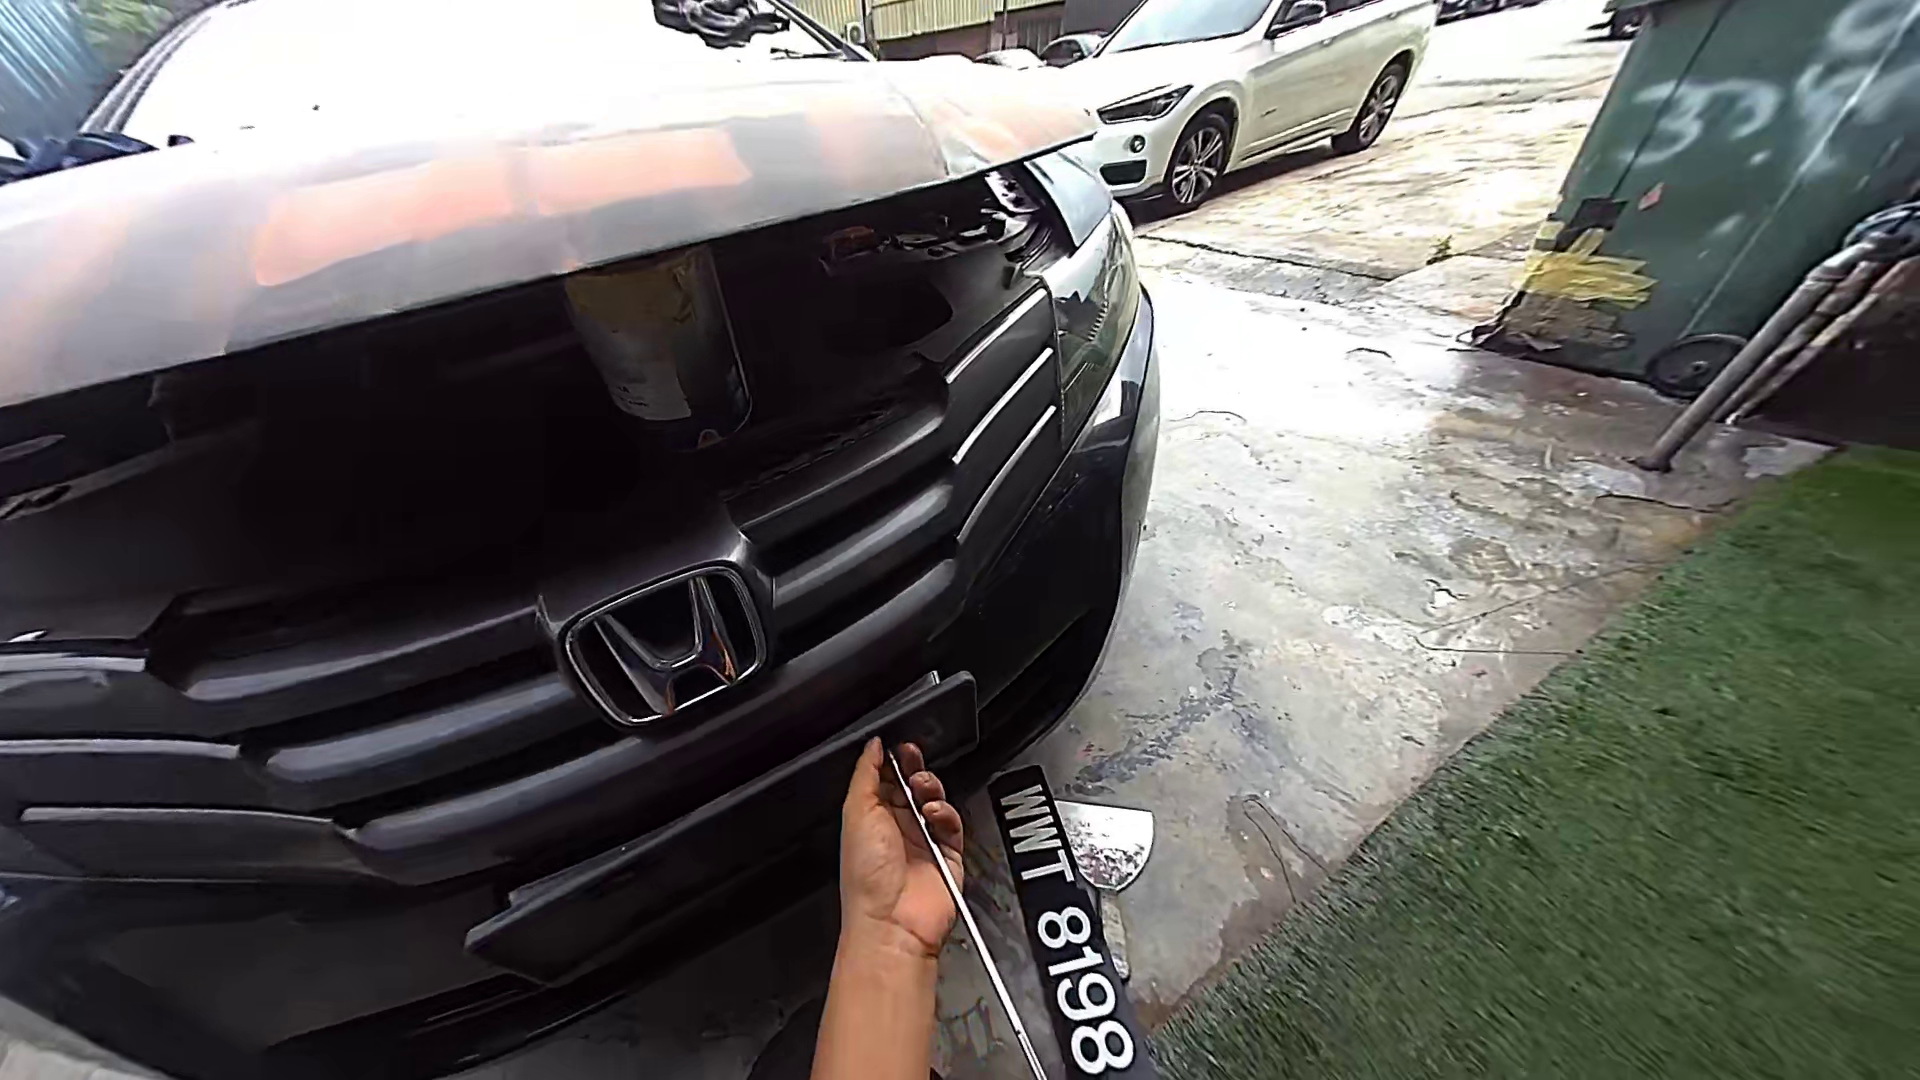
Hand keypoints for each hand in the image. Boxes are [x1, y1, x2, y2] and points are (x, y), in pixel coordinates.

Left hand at [838, 738, 964, 959]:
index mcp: (871, 817)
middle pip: (911, 784)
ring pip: (934, 797)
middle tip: (913, 756)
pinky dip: (945, 812)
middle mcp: (897, 826)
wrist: (892, 921)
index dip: (891, 760)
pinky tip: (933, 814)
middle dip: (914, 766)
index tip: (895, 746)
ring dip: (929, 786)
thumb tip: (872, 744)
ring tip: (921, 789)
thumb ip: (866, 773)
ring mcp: (923, 839)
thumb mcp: (856, 811)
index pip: (885, 778)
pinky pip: (953, 821)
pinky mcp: (947, 852)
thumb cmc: (866, 876)